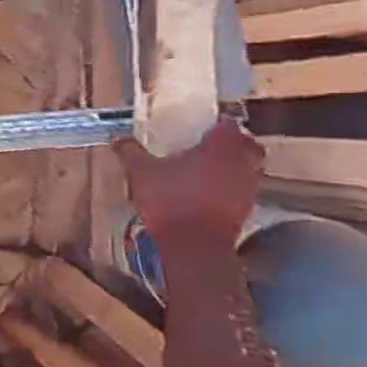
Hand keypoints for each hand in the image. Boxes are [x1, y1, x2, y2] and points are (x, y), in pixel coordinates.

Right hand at [115, 118, 262, 249]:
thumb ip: (130, 152)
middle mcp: (241, 163)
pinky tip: (206, 190)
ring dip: (233, 164)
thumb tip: (118, 138)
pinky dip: (230, 184)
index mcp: (219, 148)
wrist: (193, 243)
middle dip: (233, 142)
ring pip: (248, 167)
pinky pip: (242, 187)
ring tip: (206, 167)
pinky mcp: (246, 207)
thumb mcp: (140, 172)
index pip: (228, 125)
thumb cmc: (169, 200)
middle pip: (248, 145)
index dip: (215, 123)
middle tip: (208, 144)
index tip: (200, 125)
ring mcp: (247, 187)